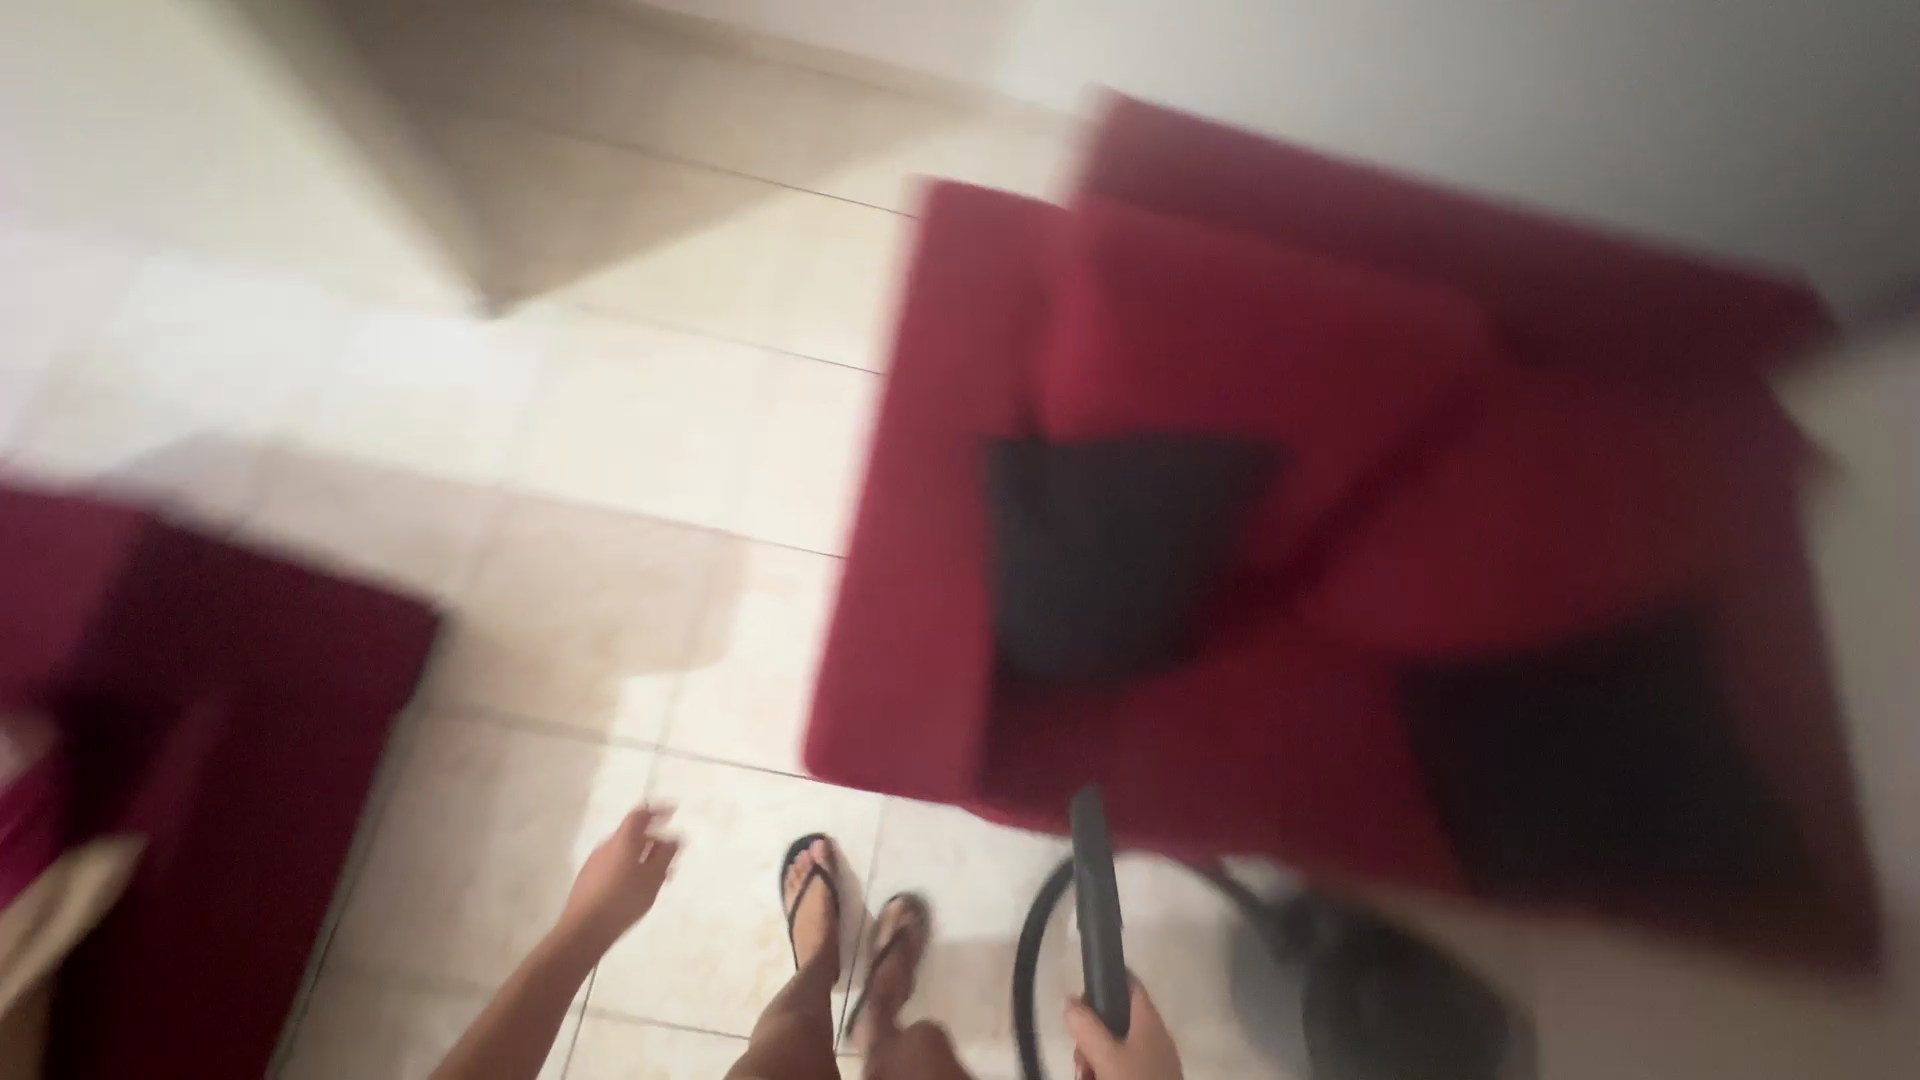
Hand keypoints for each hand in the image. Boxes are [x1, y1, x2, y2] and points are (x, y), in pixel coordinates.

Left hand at [556, 804, 680, 950]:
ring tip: (658, 874)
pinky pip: (614, 864)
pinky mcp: (587, 879)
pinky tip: (637, 886)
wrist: (582, 932)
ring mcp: (594, 862)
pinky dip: (629, 866)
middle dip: (654, 839)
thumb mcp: (653, 878)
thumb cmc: (623, 901)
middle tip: (670, 852)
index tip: (673, 811)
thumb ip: (665, 855)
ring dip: (642, 856)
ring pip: (624, 851)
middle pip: (633, 833)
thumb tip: (674, 838)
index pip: (641, 814)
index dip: (658, 810)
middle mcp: (607, 846)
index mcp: (623, 840)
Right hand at [1064, 977, 1182, 1079]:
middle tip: (1079, 1054)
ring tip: (1084, 1074)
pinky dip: (1107, 1071)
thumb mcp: (1105, 1055)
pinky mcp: (1153, 1079)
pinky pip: (1124, 1067)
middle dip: (1091, 1034)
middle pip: (1116, 1018)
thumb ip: (1085, 1025)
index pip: (1128, 980)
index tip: (1082, 996)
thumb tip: (1070, 1000)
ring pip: (1117, 1046)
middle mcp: (1155, 1034)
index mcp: (1148, 1019)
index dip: (1104, 979)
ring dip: (1095, 1057)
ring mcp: (1156, 1060)